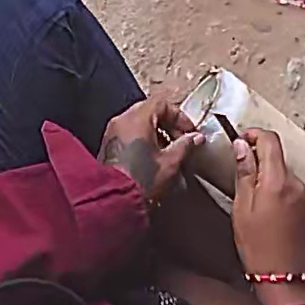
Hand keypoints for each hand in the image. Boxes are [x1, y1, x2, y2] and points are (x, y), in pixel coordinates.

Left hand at [99, 89, 201, 211]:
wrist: (115, 201)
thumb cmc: (141, 181)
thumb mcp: (171, 162)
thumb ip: (185, 145)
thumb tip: (195, 138)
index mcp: (137, 119)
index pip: (161, 103)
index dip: (179, 116)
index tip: (189, 131)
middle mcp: (122, 121)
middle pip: (149, 111)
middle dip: (168, 124)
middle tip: (182, 139)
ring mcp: (112, 133)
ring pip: (138, 122)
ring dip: (157, 132)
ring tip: (170, 151)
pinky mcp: (108, 146)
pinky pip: (129, 134)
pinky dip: (143, 139)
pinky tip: (154, 157)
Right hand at [230, 129, 304, 279]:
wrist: (286, 281)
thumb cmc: (259, 247)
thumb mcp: (242, 207)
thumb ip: (244, 172)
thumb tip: (241, 146)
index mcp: (278, 181)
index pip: (270, 140)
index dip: (253, 135)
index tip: (239, 141)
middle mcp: (296, 184)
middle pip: (276, 155)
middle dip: (257, 157)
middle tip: (237, 170)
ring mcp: (304, 196)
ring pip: (282, 172)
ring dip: (266, 174)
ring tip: (248, 194)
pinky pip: (289, 187)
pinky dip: (275, 188)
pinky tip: (263, 207)